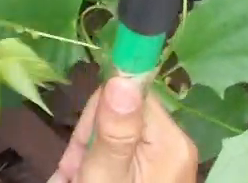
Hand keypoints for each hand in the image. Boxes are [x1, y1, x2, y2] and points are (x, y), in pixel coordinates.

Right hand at [52, 75, 198, 182]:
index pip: (127, 91)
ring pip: (113, 134)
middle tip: (73, 173)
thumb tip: (122, 76)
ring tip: (73, 181)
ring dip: (86, 157)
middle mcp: (174, 146)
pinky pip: (122, 154)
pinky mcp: (158, 173)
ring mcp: (167, 162)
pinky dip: (97, 168)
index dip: (96, 115)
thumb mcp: (106, 178)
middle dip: (87, 140)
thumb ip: (113, 130)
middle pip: (118, 113)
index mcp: (170, 141)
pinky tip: (83, 182)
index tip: (82, 147)